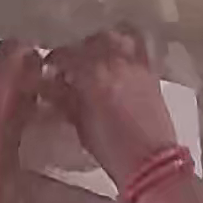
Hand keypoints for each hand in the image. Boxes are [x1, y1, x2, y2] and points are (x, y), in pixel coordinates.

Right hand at [41, 25, 179, 184]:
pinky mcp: (148, 70)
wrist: (152, 164)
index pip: (65, 54)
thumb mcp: (81, 126)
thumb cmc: (113, 150)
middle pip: (88, 42)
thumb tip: (52, 85)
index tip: (50, 68)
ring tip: (95, 58)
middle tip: (72, 66)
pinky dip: (124, 45)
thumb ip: (65, 100)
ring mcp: (132, 63)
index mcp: (91, 74)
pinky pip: (135, 45)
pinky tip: (118, 57)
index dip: (54, 60)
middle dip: (77, 51)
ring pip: (112, 37)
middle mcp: (112, 60)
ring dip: (100, 43)